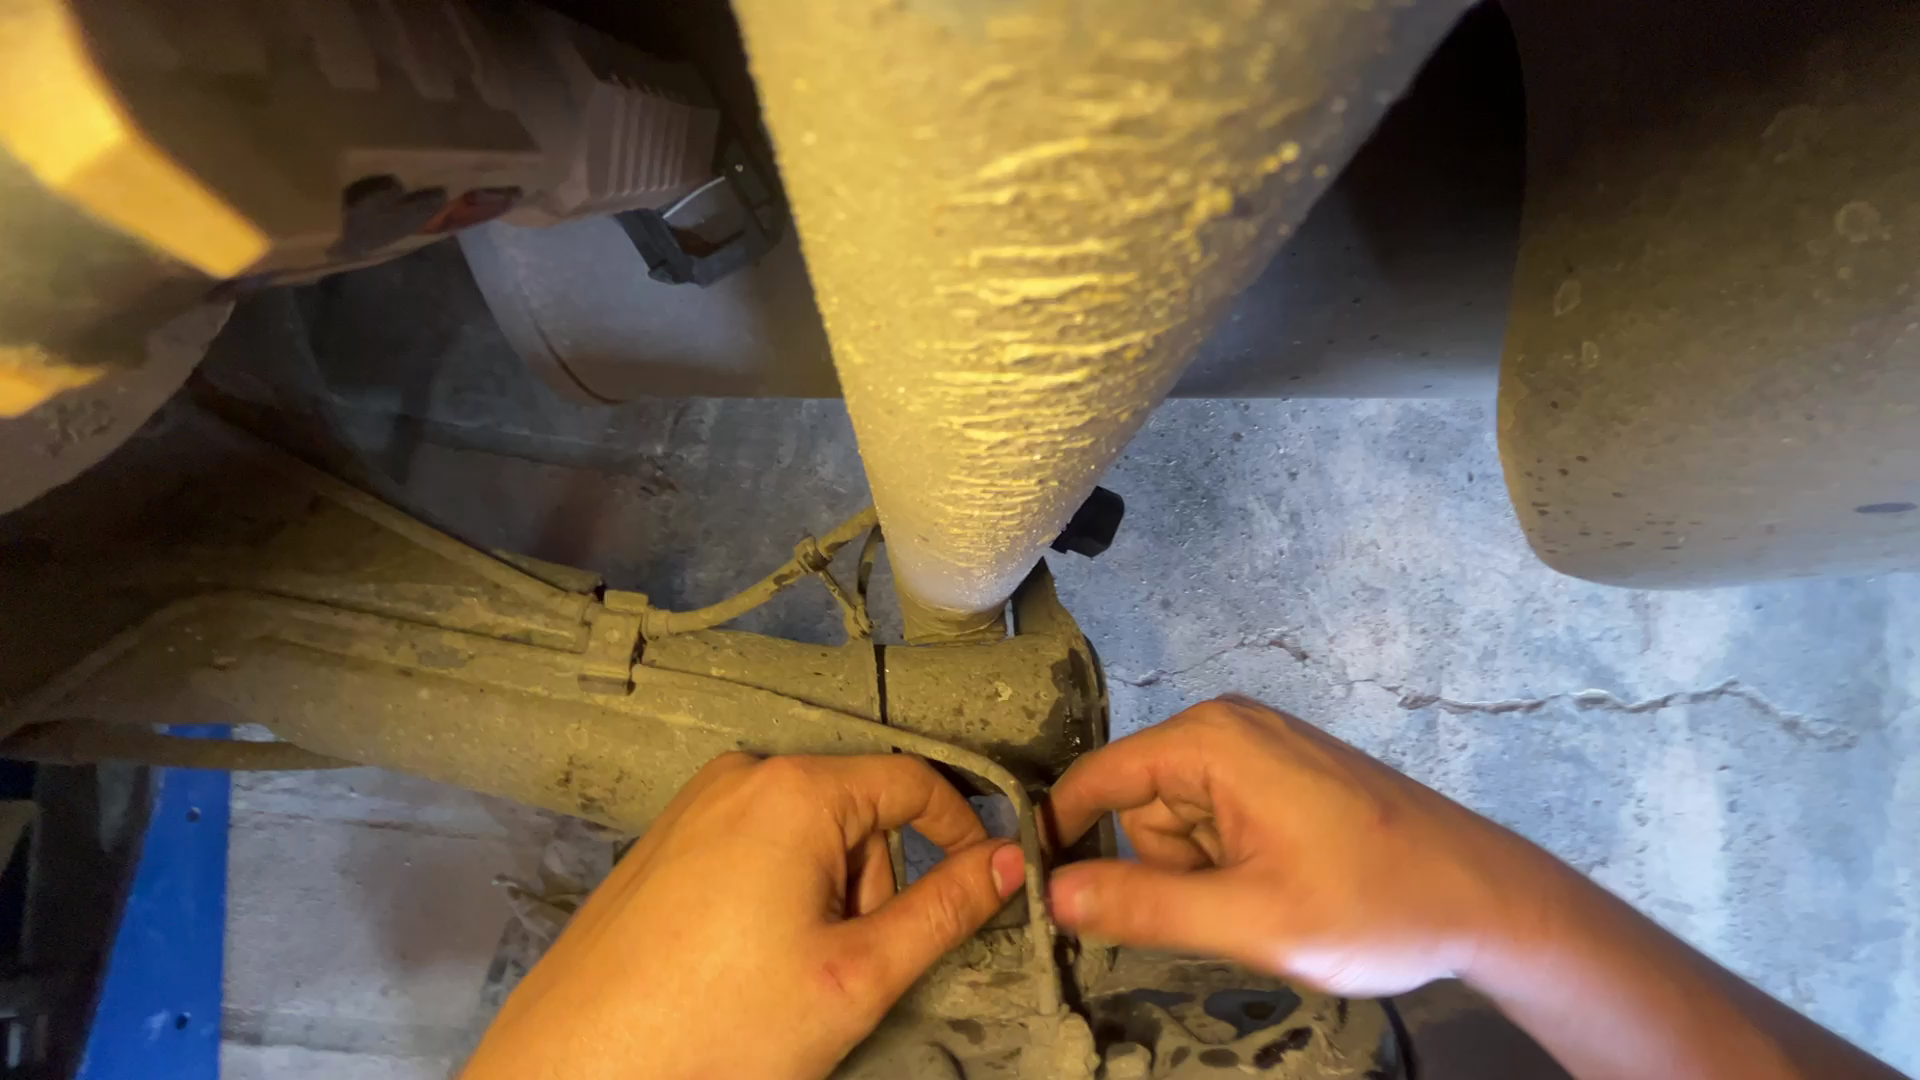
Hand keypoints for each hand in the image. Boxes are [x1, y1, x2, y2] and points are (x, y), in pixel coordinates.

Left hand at [463, 753, 1026, 1079]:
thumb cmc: (724, 1029)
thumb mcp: (855, 975)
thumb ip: (945, 910)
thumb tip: (1012, 860)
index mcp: (796, 787)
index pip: (912, 780)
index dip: (959, 827)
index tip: (981, 882)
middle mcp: (746, 770)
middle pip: (856, 811)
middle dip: (870, 883)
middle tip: (838, 963)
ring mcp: (699, 797)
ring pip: (807, 829)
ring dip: (824, 891)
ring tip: (783, 968)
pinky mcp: (667, 832)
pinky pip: (756, 837)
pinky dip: (777, 887)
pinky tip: (741, 953)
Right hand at [1046, 696, 1561, 996]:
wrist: (1489, 900)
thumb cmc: (1369, 904)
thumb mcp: (1250, 919)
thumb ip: (1142, 905)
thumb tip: (1051, 892)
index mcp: (1207, 741)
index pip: (1098, 778)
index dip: (1065, 831)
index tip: (1046, 891)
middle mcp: (1222, 724)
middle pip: (1141, 802)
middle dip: (1168, 864)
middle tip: (1232, 905)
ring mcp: (1253, 740)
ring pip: (1178, 813)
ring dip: (1203, 865)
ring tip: (1268, 892)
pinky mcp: (1275, 762)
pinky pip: (1214, 809)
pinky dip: (1229, 852)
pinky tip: (1284, 873)